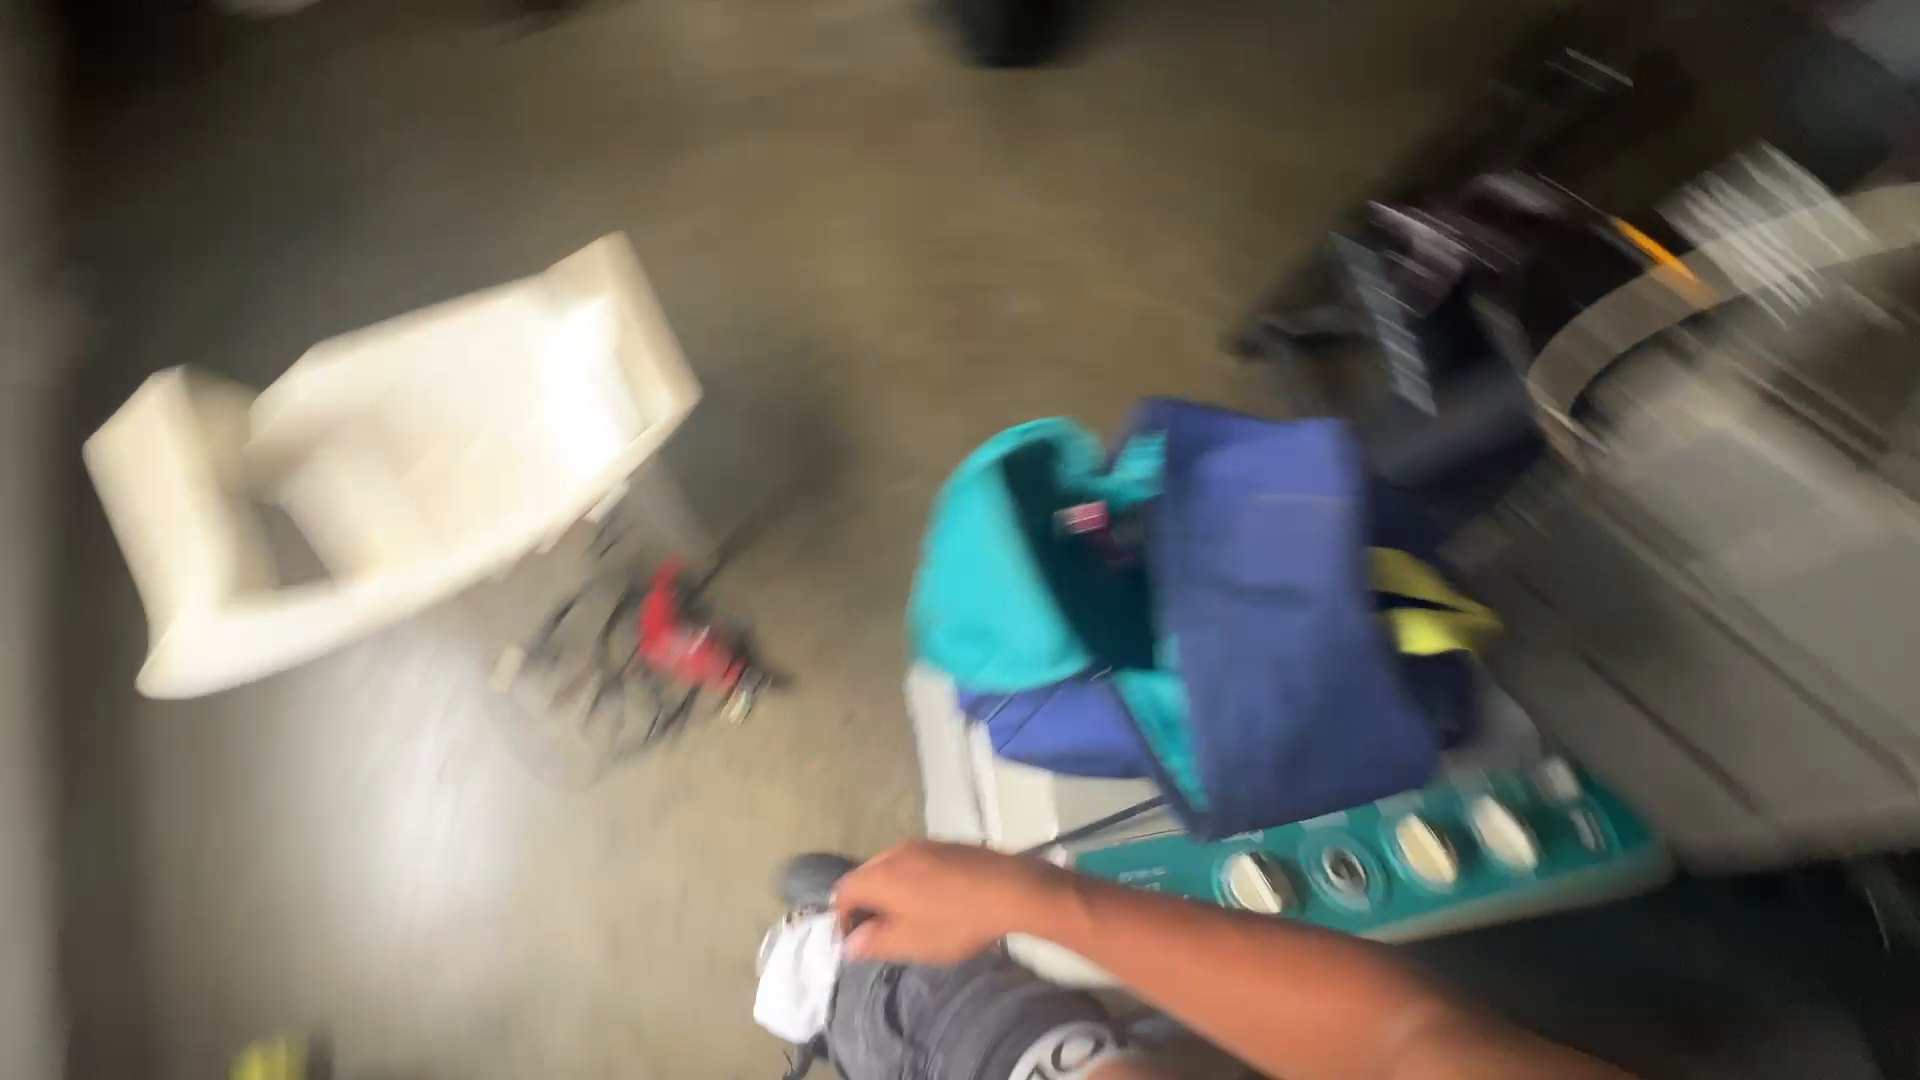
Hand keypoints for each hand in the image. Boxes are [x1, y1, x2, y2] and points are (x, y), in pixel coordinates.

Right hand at [829, 840, 1076, 965]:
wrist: (1009, 888)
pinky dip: (911, 881)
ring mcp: (923, 844)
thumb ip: (874, 942)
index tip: (858, 943)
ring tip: (907, 920)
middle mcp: (896, 851)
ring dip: (890, 892)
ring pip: (891, 867)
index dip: (843, 919)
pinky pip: (915, 861)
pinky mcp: (946, 844)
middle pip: (866, 875)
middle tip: (881, 934)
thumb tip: (849, 943)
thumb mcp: (911, 942)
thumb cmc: (955, 921)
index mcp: (882, 874)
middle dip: (866, 904)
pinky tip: (932, 901)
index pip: (843, 890)